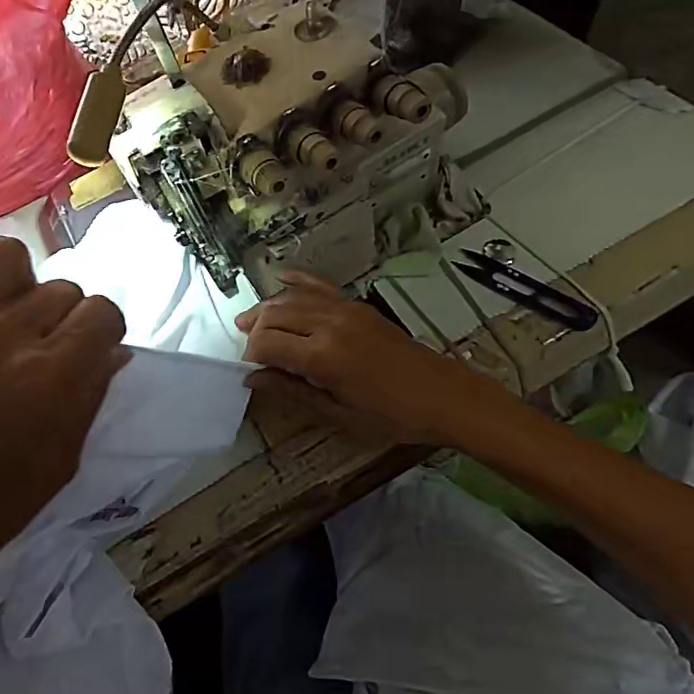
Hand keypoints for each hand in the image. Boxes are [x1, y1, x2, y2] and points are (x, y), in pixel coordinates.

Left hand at [0, 236, 130, 625]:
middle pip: (60, 289)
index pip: (102, 313)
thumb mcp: (54, 470)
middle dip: (66, 319)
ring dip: (19, 282)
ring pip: (3, 254)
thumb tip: (110, 352)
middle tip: (47, 351)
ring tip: (7, 315)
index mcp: (46, 378)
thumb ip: (88, 400)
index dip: (105, 332)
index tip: (93, 351)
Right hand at [236, 270, 516, 446]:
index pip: (266, 343)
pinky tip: (281, 277)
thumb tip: (253, 378)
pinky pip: (319, 285)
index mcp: (323, 357)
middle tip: (249, 351)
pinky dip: (297, 280)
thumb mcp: (338, 413)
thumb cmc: (392, 416)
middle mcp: (329, 324)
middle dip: (254, 330)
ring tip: (251, 322)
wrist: (444, 396)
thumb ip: (292, 391)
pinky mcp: (356, 304)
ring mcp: (344, 309)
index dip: (251, 355)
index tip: (249, 370)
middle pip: (273, 315)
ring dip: (268, 308)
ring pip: (290, 297)